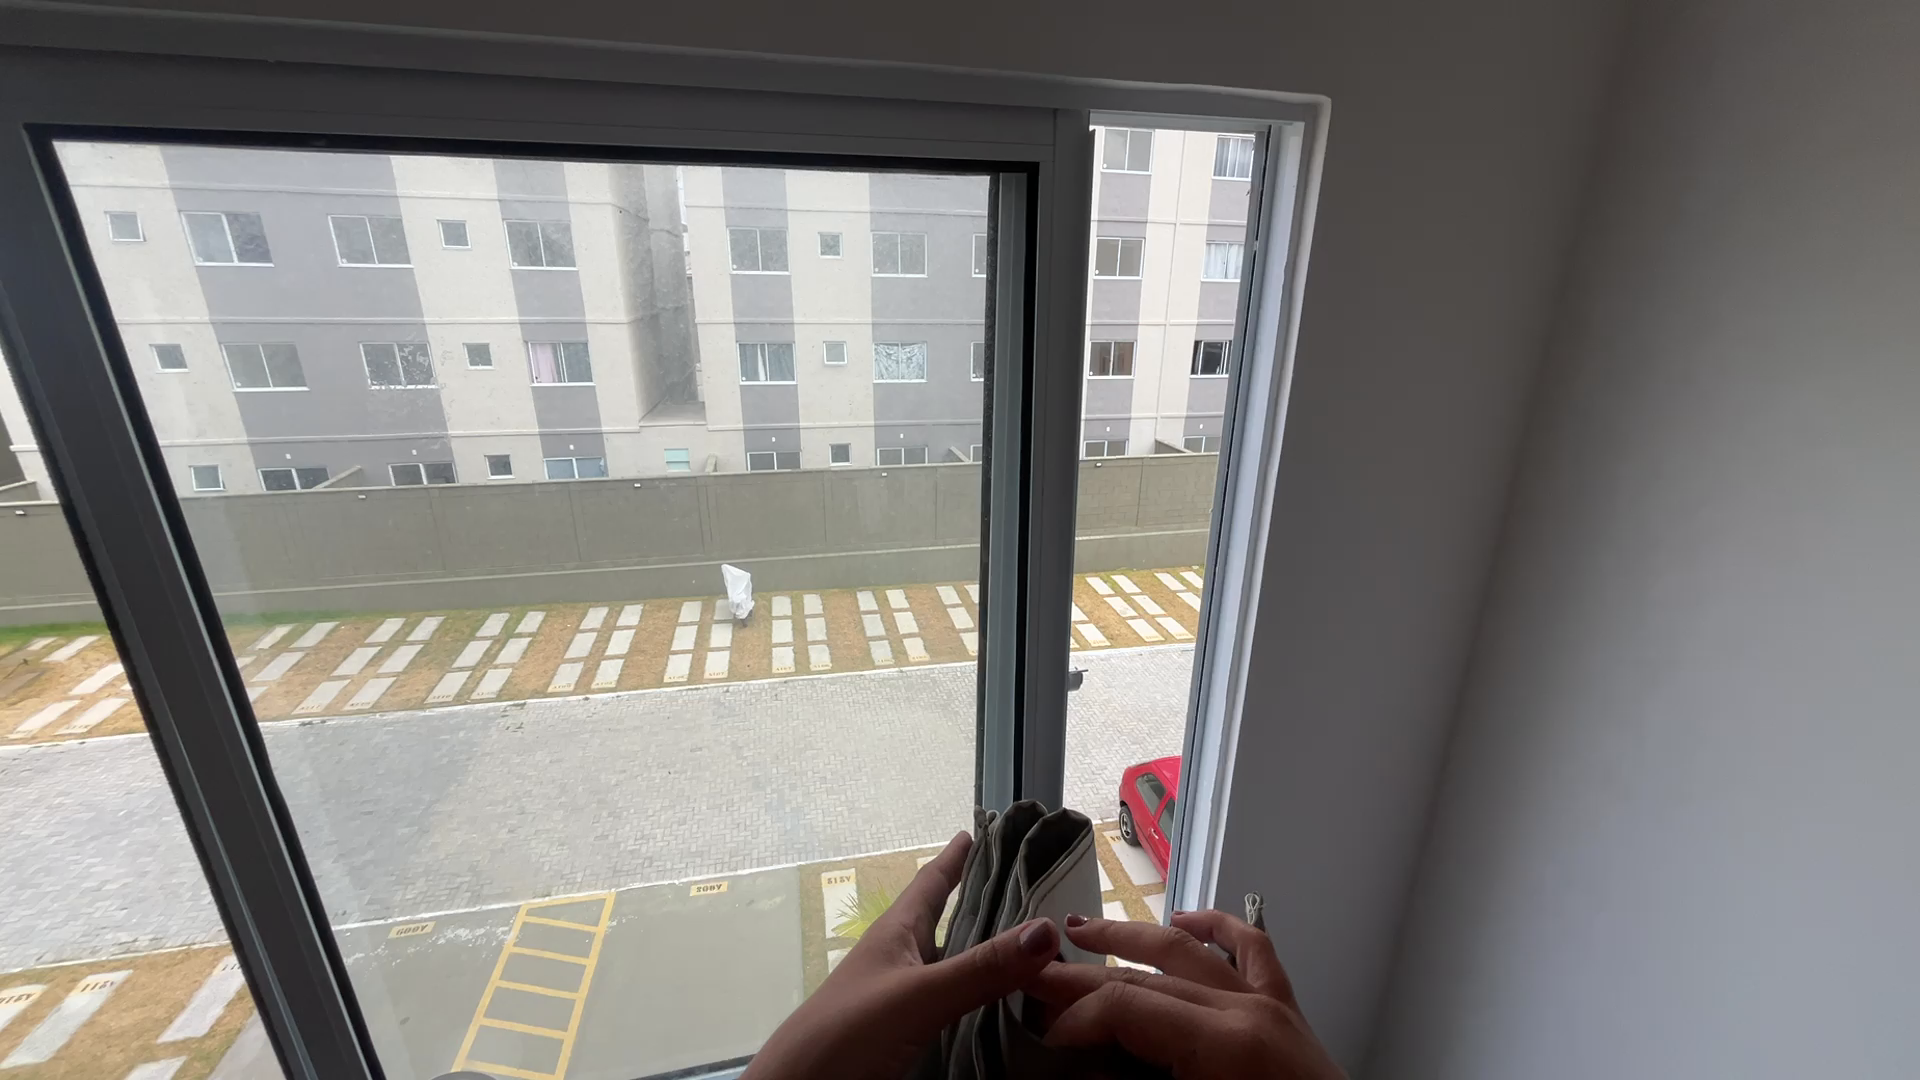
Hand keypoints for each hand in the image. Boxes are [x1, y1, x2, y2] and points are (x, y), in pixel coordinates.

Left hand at [743, 831, 1060, 1079]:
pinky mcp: (908, 1035)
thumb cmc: (850, 1030)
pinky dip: (982, 998)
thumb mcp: (919, 995)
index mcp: (899, 930)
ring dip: (987, 954)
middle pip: (948, 920)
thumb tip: (1048, 928)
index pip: (933, 880)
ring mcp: (904, 998)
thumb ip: (980, 968)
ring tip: (1032, 946)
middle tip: (1029, 888)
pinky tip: (1007, 1007)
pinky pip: (955, 1004)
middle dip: (984, 902)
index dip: (956, 856)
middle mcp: (903, 957)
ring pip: (954, 964)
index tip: (982, 829)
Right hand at [1023, 910, 1344, 1079]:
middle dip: (1084, 975)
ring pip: (1186, 951)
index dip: (1076, 1018)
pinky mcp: (1289, 1012)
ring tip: (1080, 929)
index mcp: (1225, 1047)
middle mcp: (1245, 1010)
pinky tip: (1183, 918)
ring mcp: (1271, 1005)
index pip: (1128, 1008)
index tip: (1040, 1037)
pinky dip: (1216, 927)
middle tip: (1035, 971)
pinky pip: (1252, 953)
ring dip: (1129, 937)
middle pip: (1145, 976)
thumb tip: (1080, 1073)